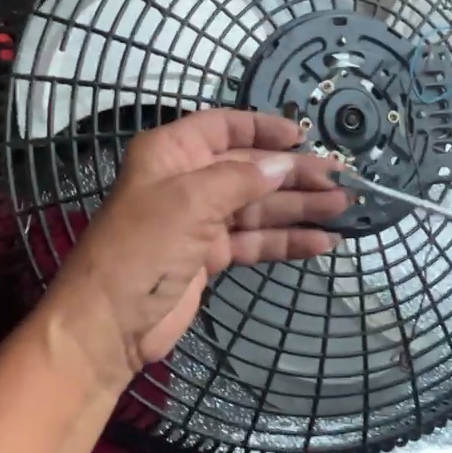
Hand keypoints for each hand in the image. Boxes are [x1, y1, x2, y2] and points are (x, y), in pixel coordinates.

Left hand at [47, 109, 349, 384]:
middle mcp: (188, 180)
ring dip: (299, 207)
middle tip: (340, 179)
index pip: (225, 126)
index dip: (265, 128)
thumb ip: (242, 178)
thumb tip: (285, 163)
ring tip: (344, 208)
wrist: (107, 326)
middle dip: (295, 174)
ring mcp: (200, 220)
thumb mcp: (190, 202)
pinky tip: (322, 242)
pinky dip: (286, 240)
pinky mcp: (210, 256)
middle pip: (251, 169)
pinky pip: (255, 240)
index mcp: (173, 153)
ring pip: (259, 206)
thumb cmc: (142, 249)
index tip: (304, 137)